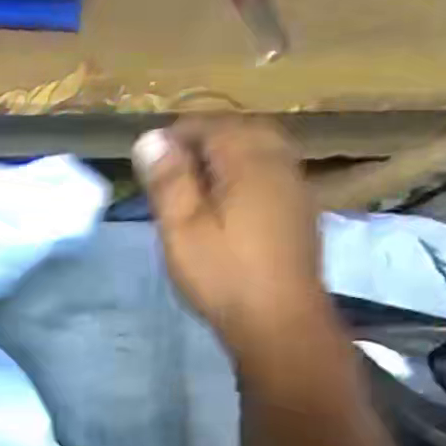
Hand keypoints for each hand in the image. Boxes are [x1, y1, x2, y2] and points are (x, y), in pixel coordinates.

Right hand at [133, 117, 336, 361]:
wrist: (278, 320)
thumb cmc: (222, 274)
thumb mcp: (182, 228)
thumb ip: (168, 181)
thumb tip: (150, 138)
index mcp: (249, 164)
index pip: (213, 126)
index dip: (177, 133)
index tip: (147, 155)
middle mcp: (279, 165)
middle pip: (243, 130)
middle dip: (204, 137)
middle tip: (168, 162)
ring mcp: (295, 187)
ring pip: (260, 149)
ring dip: (225, 153)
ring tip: (191, 179)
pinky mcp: (298, 210)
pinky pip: (269, 171)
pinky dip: (242, 171)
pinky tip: (223, 198)